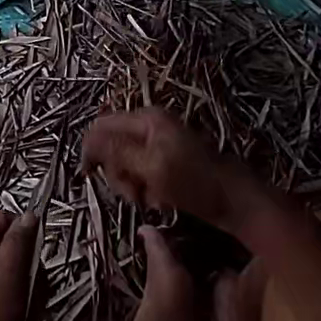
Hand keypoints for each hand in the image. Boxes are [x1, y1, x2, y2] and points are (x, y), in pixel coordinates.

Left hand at [0, 210, 36, 320]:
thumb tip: (29, 215)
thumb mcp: (11, 271)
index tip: (37, 253)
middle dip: (30, 266)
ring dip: (28, 290)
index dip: (24, 230)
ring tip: (28, 310)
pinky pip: (7, 296)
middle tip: (34, 287)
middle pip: (12, 248)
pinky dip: (19, 306)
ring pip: (14, 275)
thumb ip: (21, 240)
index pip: (4, 218)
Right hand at [82, 108, 245, 225]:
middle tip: (132, 193)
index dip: (90, 149)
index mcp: (145, 119)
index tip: (88, 176)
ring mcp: (157, 144)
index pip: (101, 126)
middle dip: (116, 173)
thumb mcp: (150, 165)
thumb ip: (117, 151)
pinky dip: (143, 188)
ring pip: (123, 163)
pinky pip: (139, 173)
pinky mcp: (163, 161)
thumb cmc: (194, 182)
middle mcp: (149, 126)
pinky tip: (157, 199)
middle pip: (110, 146)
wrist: (232, 202)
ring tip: (147, 198)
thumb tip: (88, 140)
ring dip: (129, 184)